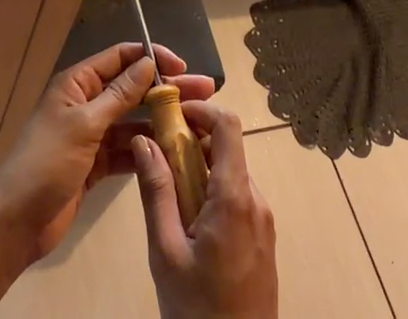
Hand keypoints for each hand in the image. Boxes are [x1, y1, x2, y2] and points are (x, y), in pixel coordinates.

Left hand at [0, 42, 215, 260]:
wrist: (17, 221)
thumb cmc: (47, 163)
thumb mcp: (85, 124)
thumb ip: (118, 95)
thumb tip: (147, 62)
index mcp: (78, 84)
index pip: (120, 58)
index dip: (152, 58)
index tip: (183, 69)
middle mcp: (86, 104)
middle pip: (132, 89)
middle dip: (166, 90)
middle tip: (206, 92)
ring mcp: (92, 135)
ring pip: (133, 121)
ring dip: (162, 121)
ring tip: (198, 125)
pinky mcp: (96, 164)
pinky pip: (128, 150)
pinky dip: (148, 150)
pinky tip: (176, 154)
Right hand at [132, 101, 276, 318]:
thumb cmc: (197, 308)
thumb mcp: (165, 251)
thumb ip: (156, 192)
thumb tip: (144, 141)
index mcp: (234, 197)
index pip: (228, 125)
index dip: (200, 109)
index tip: (169, 114)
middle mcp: (256, 200)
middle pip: (226, 148)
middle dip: (190, 143)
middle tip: (155, 159)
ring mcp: (263, 219)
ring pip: (229, 173)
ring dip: (198, 170)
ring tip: (166, 197)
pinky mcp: (262, 237)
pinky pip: (235, 197)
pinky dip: (210, 192)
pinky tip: (186, 221)